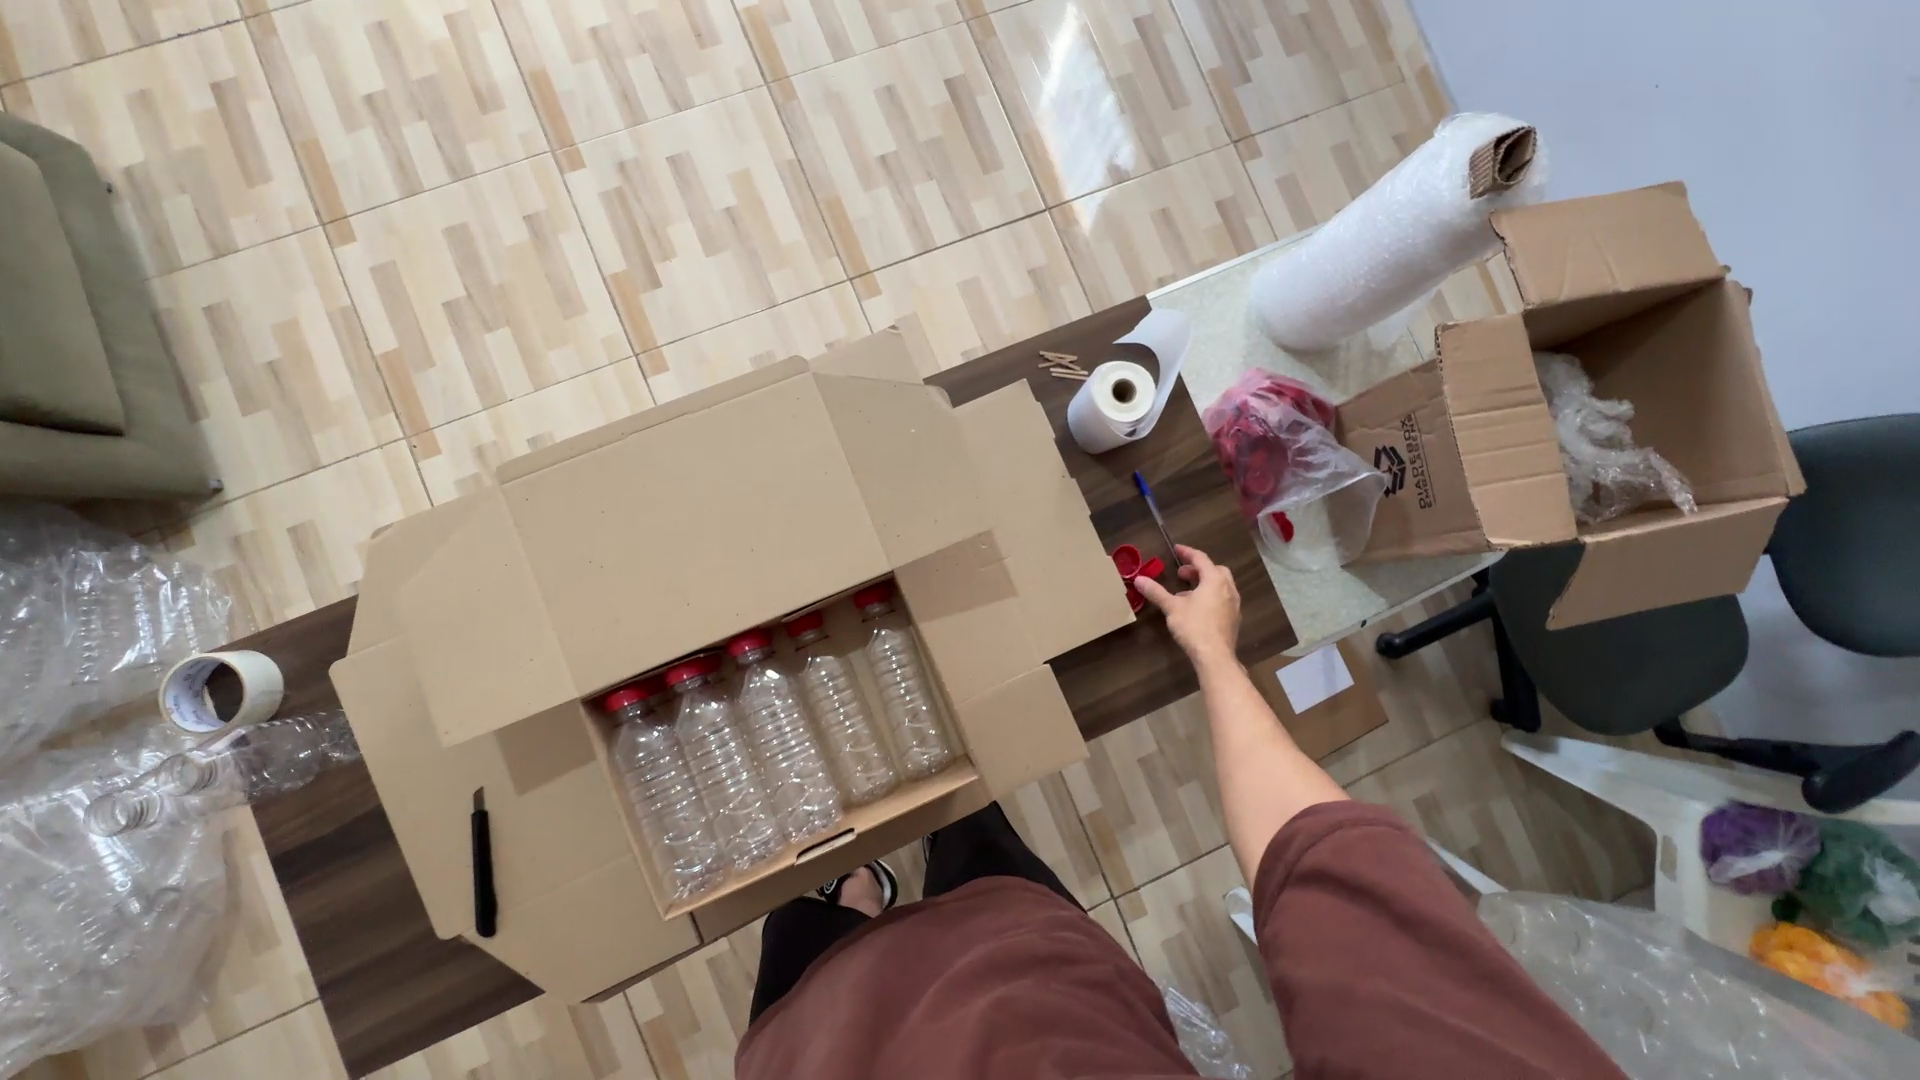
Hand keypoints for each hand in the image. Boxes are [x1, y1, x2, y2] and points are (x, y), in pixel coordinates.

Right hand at [1134, 545, 1239, 668]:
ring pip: (1220, 585)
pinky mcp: (1234, 618)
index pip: (1201, 559)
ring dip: (1204, 584)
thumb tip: (1138, 579)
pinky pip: (1223, 599)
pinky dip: (1210, 596)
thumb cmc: (1193, 627)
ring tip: (1186, 593)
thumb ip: (1156, 592)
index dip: (1187, 553)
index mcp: (1214, 580)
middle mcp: (1228, 588)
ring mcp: (1234, 604)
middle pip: (1215, 570)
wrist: (1215, 656)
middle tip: (1182, 574)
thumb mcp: (1171, 607)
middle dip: (1198, 569)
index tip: (1177, 549)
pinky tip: (1197, 609)